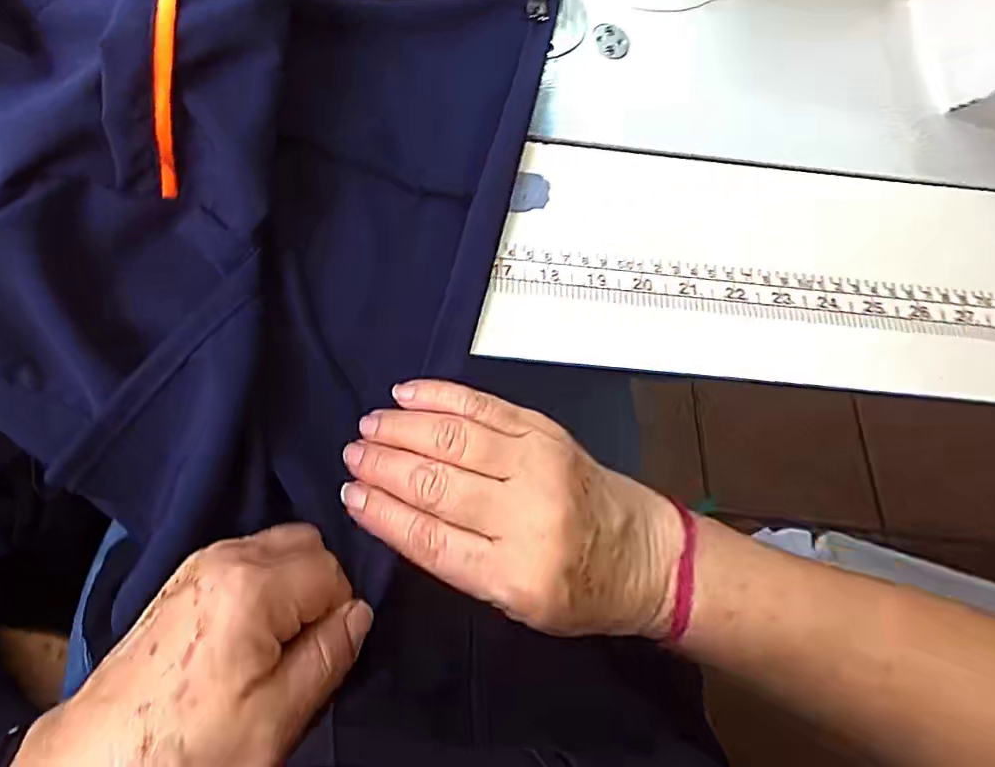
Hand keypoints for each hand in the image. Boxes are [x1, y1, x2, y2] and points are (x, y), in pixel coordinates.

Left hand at [15, 524, 372, 766]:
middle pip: (303, 542)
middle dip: (318, 586)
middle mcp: (223, 553)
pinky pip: (243, 556)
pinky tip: (249, 633)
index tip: (328, 652)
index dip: (341, 612)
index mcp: (251, 582)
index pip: (331, 568)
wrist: (105, 748)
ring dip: (289, 584)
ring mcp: (199, 559)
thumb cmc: (187, 742)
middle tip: (307, 646)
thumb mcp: (276, 715)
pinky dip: (261, 582)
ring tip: (276, 646)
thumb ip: (327, 655)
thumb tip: (360, 615)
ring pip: (273, 545)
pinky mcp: (184, 574)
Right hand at [340, 379, 681, 638]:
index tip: (351, 495)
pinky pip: (480, 405)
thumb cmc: (574, 585)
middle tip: (352, 455)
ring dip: (400, 429)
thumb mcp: (513, 598)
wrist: (644, 554)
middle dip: (382, 466)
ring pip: (451, 438)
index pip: (430, 538)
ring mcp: (538, 465)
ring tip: (369, 427)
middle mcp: (530, 516)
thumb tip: (384, 508)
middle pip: (435, 484)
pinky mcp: (542, 430)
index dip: (382, 512)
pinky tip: (404, 395)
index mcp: (520, 575)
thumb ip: (451, 556)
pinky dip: (436, 396)